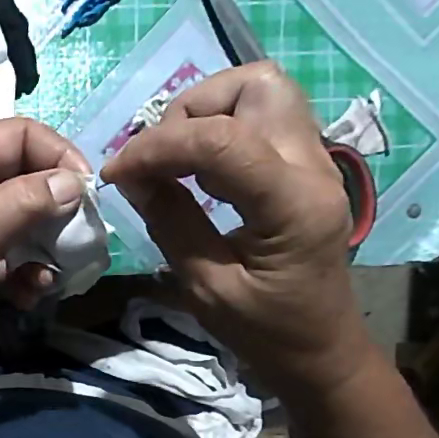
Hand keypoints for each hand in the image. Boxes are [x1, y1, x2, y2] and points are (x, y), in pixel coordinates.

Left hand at [0, 117, 91, 366]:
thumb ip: (20, 206)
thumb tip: (74, 183)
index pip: (16, 137)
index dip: (56, 154)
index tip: (85, 189)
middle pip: (28, 179)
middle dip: (57, 209)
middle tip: (78, 237)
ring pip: (30, 221)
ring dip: (47, 248)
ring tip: (49, 276)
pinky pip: (20, 254)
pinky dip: (32, 272)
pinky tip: (29, 293)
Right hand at [101, 62, 369, 397]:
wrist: (322, 352)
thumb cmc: (267, 334)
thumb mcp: (207, 289)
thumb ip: (171, 222)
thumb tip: (132, 175)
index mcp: (294, 205)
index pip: (222, 140)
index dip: (158, 146)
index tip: (116, 172)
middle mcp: (314, 167)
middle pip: (256, 85)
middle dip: (192, 109)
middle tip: (160, 158)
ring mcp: (317, 162)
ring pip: (263, 91)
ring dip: (209, 111)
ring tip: (177, 160)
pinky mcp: (308, 168)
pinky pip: (266, 118)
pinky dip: (224, 127)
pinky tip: (201, 170)